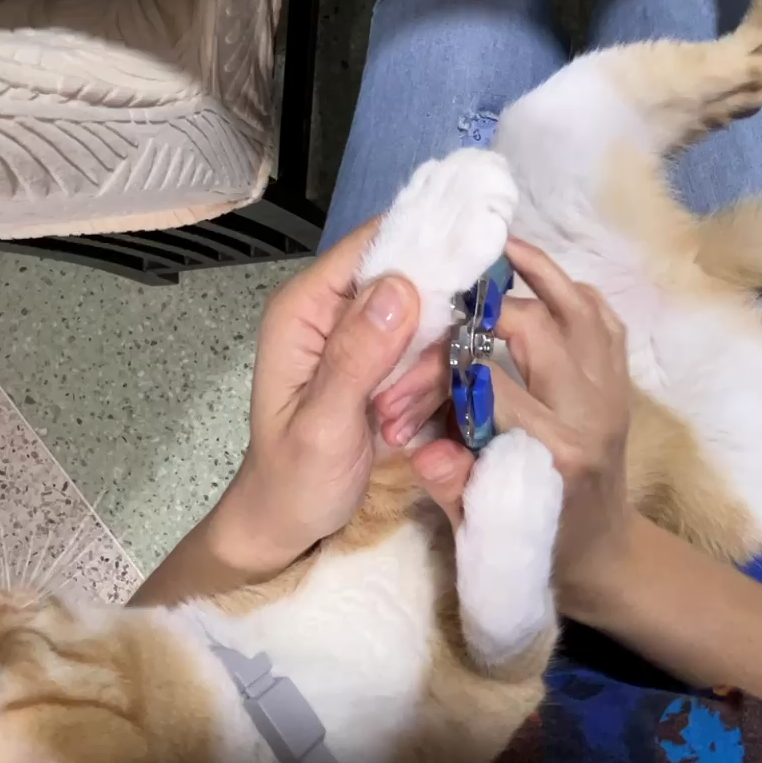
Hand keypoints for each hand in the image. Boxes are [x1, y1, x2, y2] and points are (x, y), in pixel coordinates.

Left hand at [202, 218, 420, 581]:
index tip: (471, 274)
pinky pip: (430, 352)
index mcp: (306, 308)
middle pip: (410, 281)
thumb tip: (400, 287)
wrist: (290, 517)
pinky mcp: (385, 361)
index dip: (424, 248)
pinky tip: (400, 425)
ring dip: (425, 373)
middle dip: (424, 338)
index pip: (371, 245)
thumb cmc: (294, 477)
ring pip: (429, 322)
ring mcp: (363, 335)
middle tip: (402, 397)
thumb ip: (356, 357)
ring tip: (393, 421)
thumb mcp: (322, 425)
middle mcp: (335, 308)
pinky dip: (428, 387)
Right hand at [407, 238, 635, 608]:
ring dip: (543, 274)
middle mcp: (591, 411)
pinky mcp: (623, 386)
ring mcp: (614, 394)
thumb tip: (419, 444)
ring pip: (581, 311)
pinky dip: (577, 294)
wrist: (607, 556)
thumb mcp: (484, 531)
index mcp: (555, 451)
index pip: (489, 383)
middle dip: (489, 306)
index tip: (415, 359)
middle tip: (454, 293)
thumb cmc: (541, 547)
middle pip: (537, 329)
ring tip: (504, 247)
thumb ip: (451, 486)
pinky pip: (605, 323)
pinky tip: (546, 281)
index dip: (444, 367)